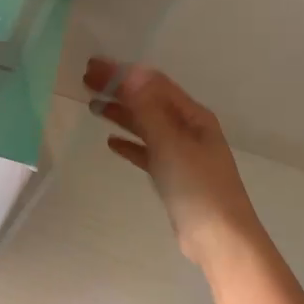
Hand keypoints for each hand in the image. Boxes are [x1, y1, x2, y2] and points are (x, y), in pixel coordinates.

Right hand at [84, 59, 264, 267]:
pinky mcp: (173, 176)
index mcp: (193, 117)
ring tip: (93, 105)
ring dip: (122, 114)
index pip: (153, 85)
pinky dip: (130, 144)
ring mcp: (182, 153)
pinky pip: (147, 151)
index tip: (92, 67)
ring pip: (146, 125)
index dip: (123, 73)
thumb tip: (131, 72)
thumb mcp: (171, 143)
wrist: (219, 237)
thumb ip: (148, 109)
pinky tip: (112, 143)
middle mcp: (189, 129)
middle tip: (85, 81)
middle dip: (119, 89)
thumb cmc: (197, 188)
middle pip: (149, 102)